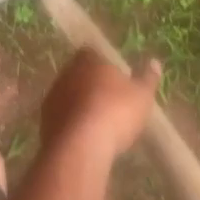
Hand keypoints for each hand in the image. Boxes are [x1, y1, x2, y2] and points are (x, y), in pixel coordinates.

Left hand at [39, 48, 160, 158]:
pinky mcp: (44, 122)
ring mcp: (52, 98)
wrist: (80, 146)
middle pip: (77, 74)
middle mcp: (65, 74)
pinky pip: (61, 118)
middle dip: (90, 85)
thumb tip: (154, 62)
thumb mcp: (141, 96)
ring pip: (67, 96)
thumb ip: (147, 78)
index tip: (114, 78)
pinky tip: (83, 137)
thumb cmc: (116, 112)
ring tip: (96, 122)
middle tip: (107, 101)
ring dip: (78, 105)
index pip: (91, 53)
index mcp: (88, 61)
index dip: (102, 64)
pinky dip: (71, 124)